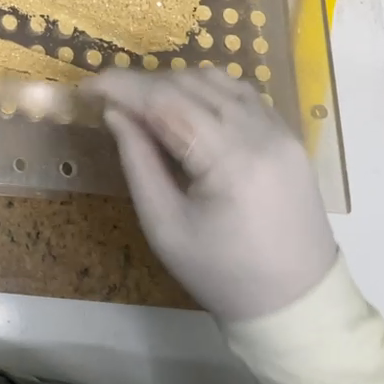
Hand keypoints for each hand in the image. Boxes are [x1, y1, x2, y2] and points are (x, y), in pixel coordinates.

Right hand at [86, 68, 336, 321]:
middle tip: (106, 98)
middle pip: (189, 85)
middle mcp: (261, 133)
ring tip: (140, 103)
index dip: (122, 87)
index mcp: (231, 161)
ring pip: (215, 80)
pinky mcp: (288, 134)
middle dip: (141, 84)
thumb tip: (114, 112)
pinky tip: (181, 106)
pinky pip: (239, 92)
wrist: (297, 302)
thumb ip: (137, 161)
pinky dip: (203, 89)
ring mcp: (280, 130)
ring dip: (171, 83)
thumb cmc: (221, 273)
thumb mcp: (164, 225)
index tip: (86, 87)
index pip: (166, 102)